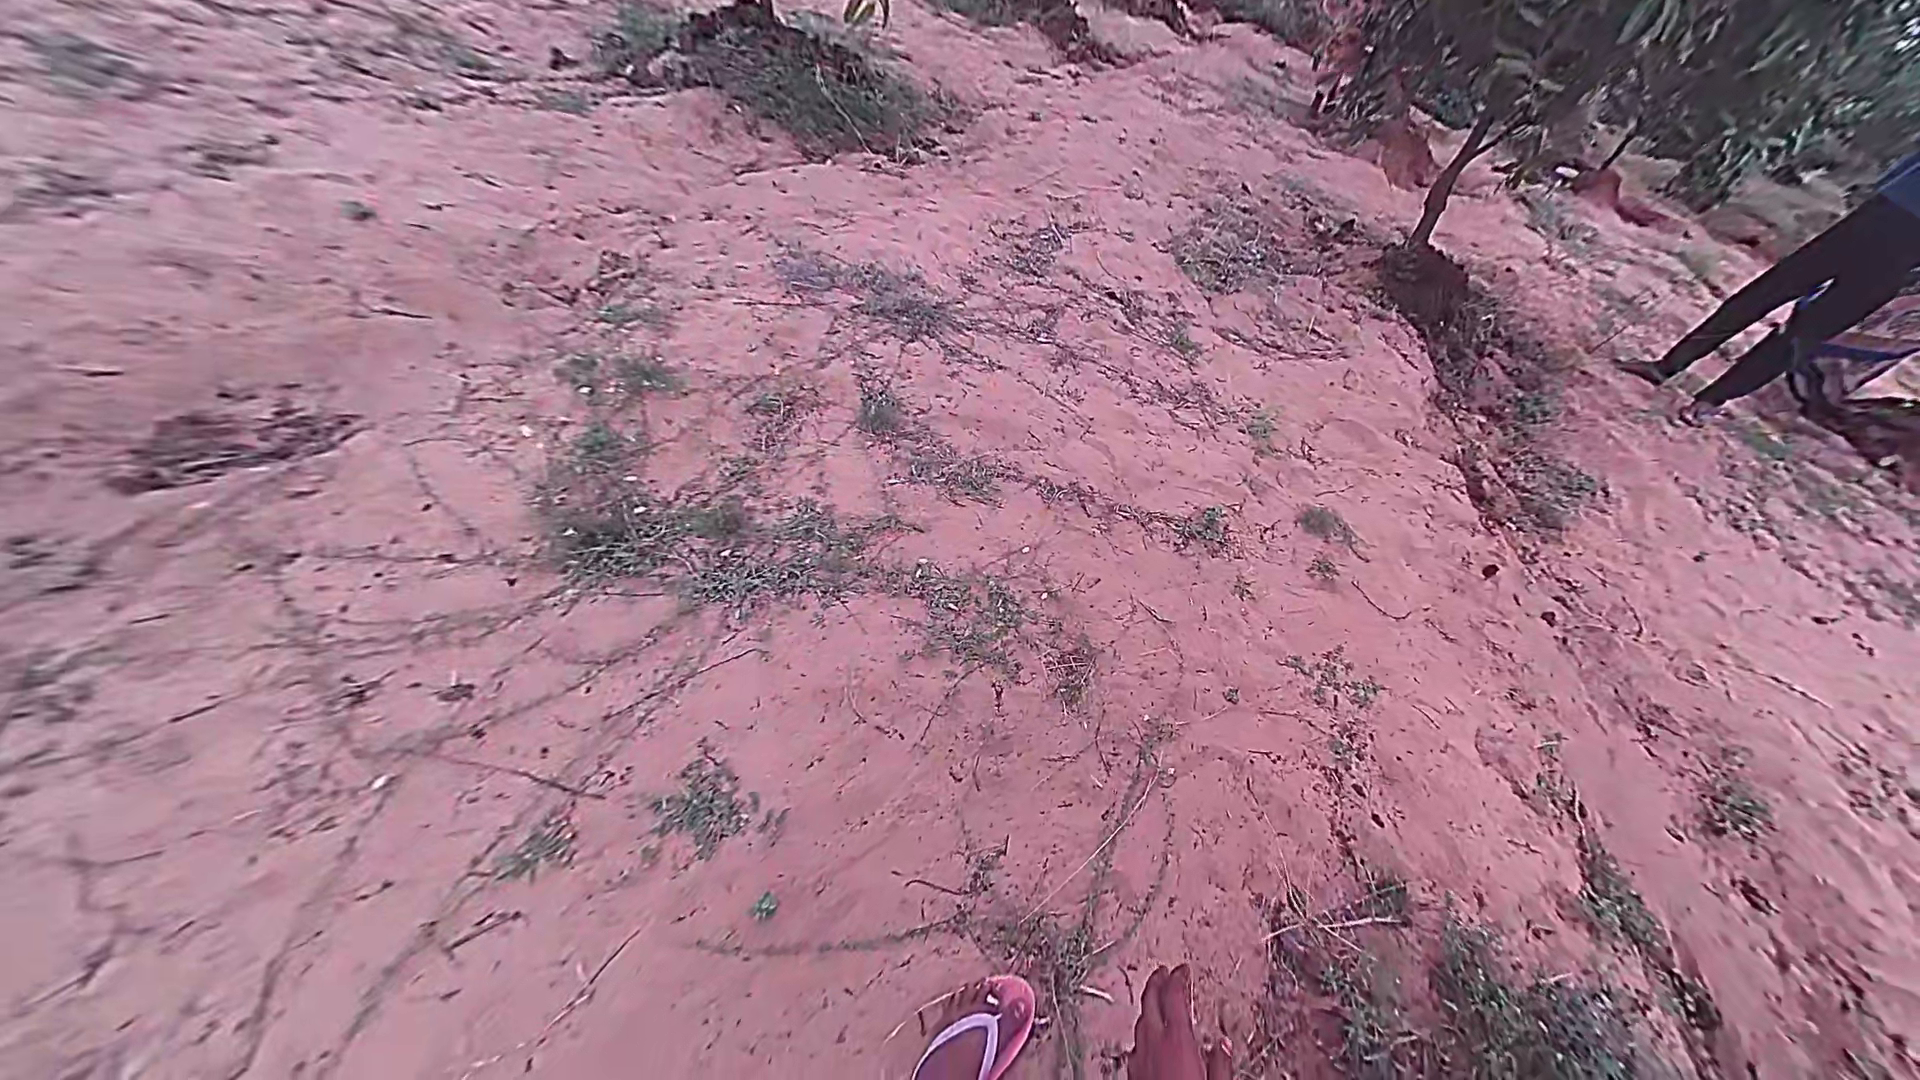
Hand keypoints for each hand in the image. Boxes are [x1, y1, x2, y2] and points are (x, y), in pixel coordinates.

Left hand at [1125, 965, 1231, 1079]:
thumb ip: (1219, 1064)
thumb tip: (1221, 1046)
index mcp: (1176, 1039)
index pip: (1174, 995)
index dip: (1178, 978)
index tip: (1183, 971)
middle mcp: (1153, 1041)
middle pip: (1150, 998)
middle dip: (1158, 981)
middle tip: (1165, 973)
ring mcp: (1139, 1056)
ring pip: (1141, 1019)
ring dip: (1150, 1005)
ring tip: (1158, 999)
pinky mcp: (1132, 1072)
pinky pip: (1137, 1041)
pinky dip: (1145, 1031)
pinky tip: (1151, 1037)